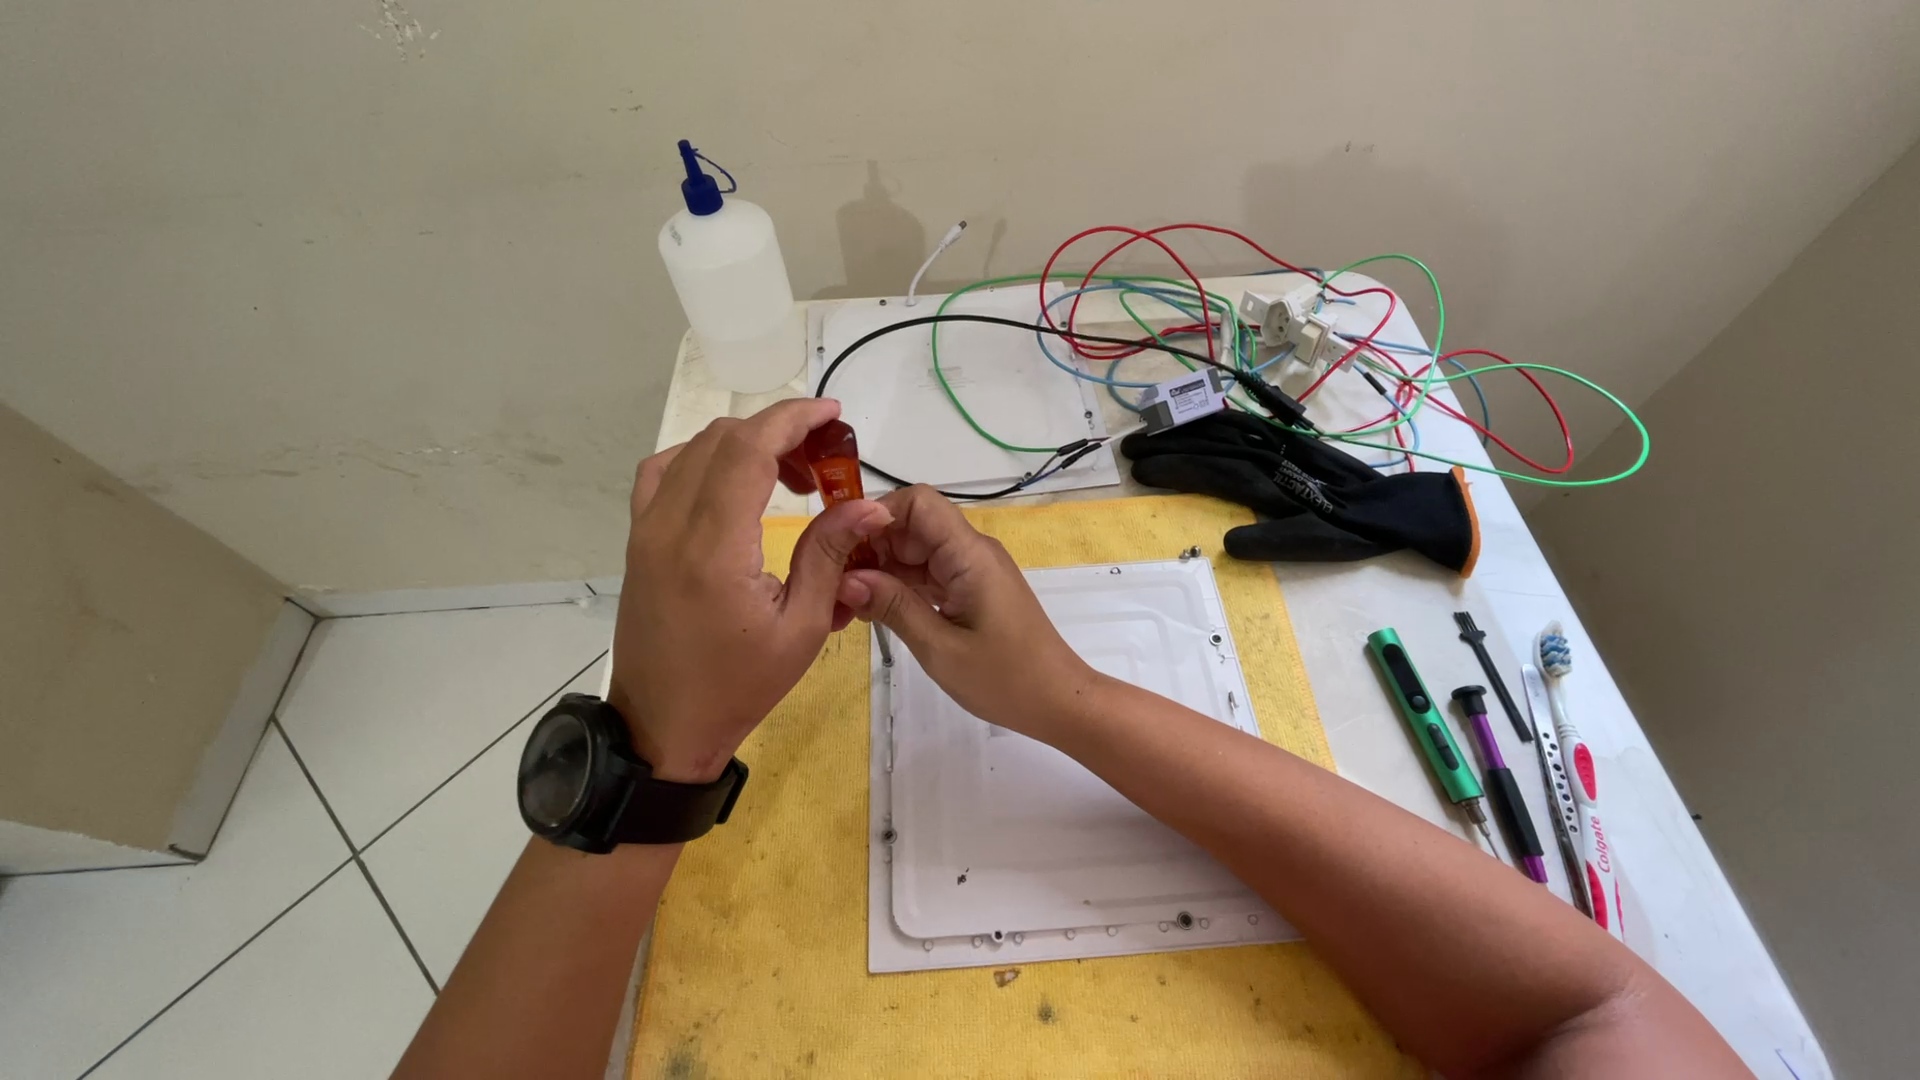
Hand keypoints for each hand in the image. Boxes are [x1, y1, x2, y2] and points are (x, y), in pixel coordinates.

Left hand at [610, 399, 891, 781]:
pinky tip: (733, 486)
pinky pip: (664, 474)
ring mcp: (646, 531)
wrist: (663, 726)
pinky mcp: (638, 541)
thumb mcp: (801, 628)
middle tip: (823, 464)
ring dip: (743, 444)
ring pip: (691, 450)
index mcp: (714, 548)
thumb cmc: (739, 686)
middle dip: (778, 432)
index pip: (749, 450)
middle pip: (722, 440)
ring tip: (786, 475)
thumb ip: (830, 555)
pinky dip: (703, 460)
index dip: (793, 420)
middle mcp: (670, 526)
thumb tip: (870, 505)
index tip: (832, 415)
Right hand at [834, 485, 1097, 737]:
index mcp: (969, 554)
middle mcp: (971, 551)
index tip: (843, 546)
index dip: (877, 514)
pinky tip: (874, 610)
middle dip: (872, 545)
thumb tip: (845, 578)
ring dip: (883, 569)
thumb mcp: (939, 648)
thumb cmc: (1004, 678)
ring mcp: (973, 570)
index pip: (919, 502)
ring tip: (846, 601)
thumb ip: (893, 607)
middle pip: (913, 525)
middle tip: (834, 584)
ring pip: (917, 550)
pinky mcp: (972, 589)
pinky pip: (929, 573)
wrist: (1058, 701)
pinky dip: (902, 586)